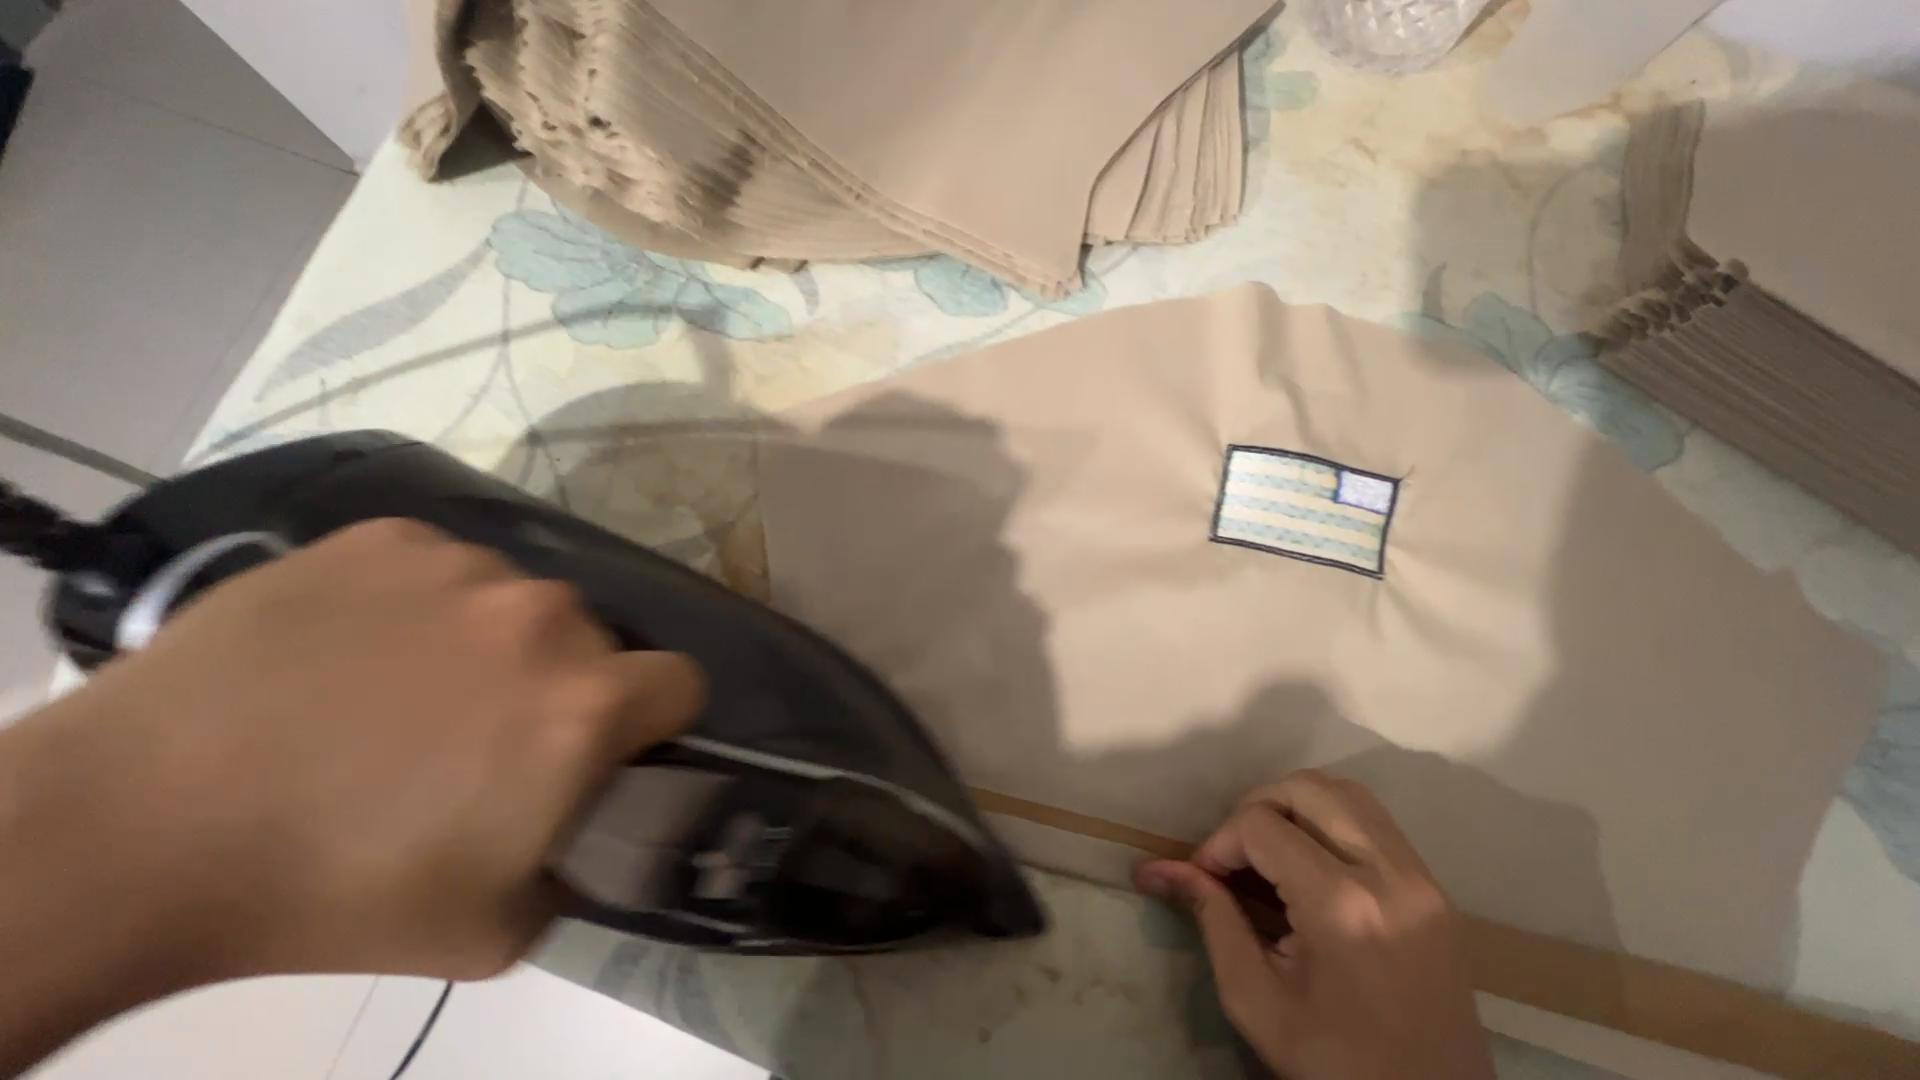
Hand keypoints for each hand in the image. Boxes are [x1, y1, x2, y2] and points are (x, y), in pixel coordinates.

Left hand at [0, 519, 703, 991]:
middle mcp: (544, 617)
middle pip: (596, 640)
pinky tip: (357, 649)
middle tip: (485, 735)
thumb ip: (579, 871)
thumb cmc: (330, 893)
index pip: (681, 683)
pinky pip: (442, 565)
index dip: (652, 721)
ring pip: (520, 599)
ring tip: (407, 690)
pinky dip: (422, 603)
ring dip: (494, 640)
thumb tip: (592, 832)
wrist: (130, 831)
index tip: (602, 749)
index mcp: (584, 705)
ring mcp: (461, 567)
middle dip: (564, 684)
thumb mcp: (493, 929)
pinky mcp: (384, 538)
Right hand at [1134, 771, 1492, 1079]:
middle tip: (1234, 856)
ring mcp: (1420, 876)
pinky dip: (1331, 821)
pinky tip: (1311, 865)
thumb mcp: (1255, 999)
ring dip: (1295, 806)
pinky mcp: (1434, 887)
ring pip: (1346, 792)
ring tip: (1269, 853)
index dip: (1219, 843)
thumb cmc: (1335, 1063)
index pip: (1261, 825)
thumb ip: (1211, 918)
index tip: (1206, 882)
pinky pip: (1374, 820)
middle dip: (1255, 808)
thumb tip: (1155, 868)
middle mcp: (1388, 873)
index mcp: (1342, 905)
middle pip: (1306, 787)